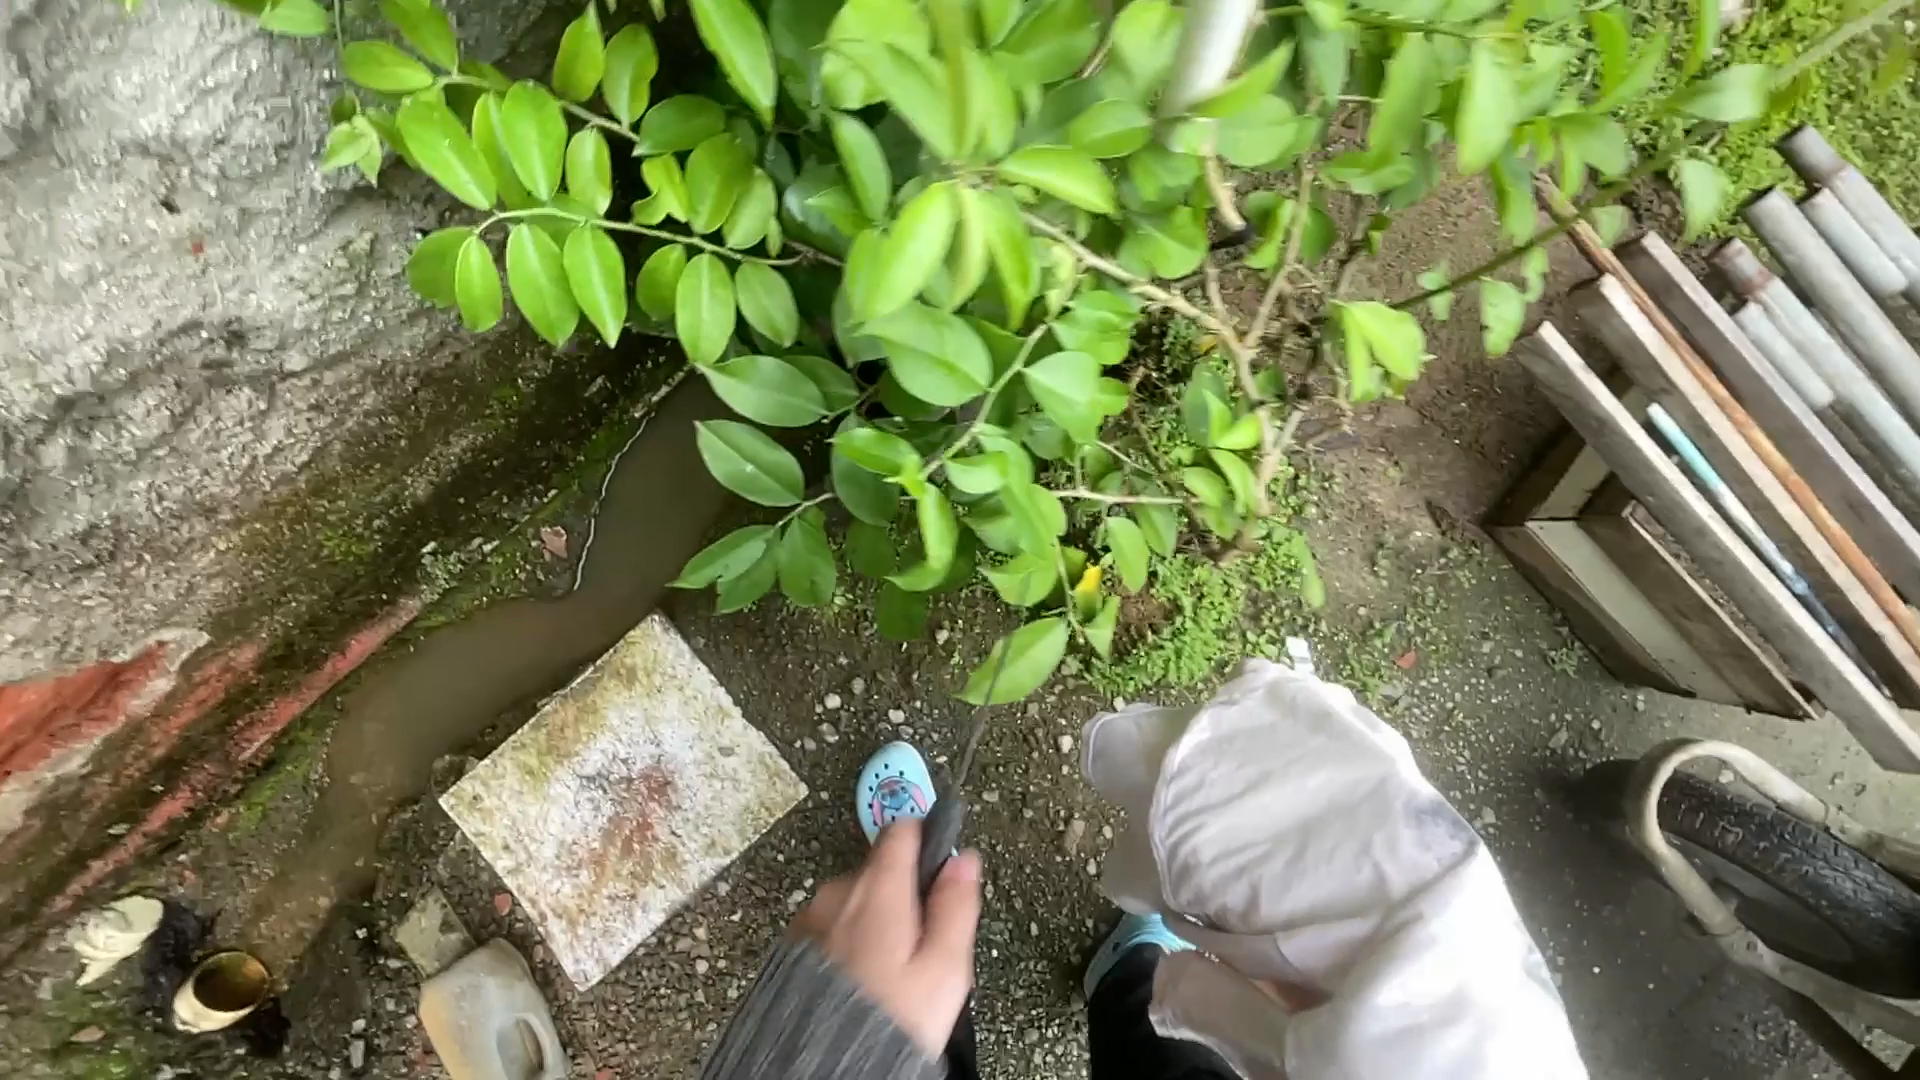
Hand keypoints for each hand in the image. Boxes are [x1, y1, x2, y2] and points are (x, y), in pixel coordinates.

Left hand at [788, 819, 981, 1056]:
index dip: (926, 840)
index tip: (939, 865)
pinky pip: (829, 928)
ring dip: (871, 920)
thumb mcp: (944, 968)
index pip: (903, 830)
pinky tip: (858, 980)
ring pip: (853, 900)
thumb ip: (956, 905)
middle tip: (920, 942)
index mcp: (879, 888)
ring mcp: (811, 917)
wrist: (820, 1071)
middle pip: (879, 868)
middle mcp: (839, 892)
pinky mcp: (792, 946)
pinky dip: (845, 943)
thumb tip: (964, 861)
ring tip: (888, 972)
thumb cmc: (889, 1020)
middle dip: (902, 894)